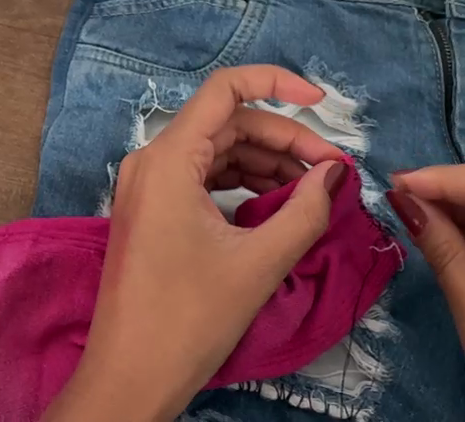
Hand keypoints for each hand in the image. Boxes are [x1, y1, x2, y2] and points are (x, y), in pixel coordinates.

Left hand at [43, 66, 349, 421]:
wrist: (128, 382)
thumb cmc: (188, 320)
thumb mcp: (258, 264)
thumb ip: (305, 210)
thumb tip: (336, 172)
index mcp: (168, 158)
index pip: (225, 89)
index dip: (275, 82)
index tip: (320, 102)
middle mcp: (153, 158)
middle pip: (228, 123)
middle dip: (283, 140)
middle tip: (332, 169)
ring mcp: (150, 184)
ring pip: (218, 150)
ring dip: (267, 163)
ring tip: (313, 190)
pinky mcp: (154, 208)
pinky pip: (204, 176)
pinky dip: (243, 183)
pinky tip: (277, 204)